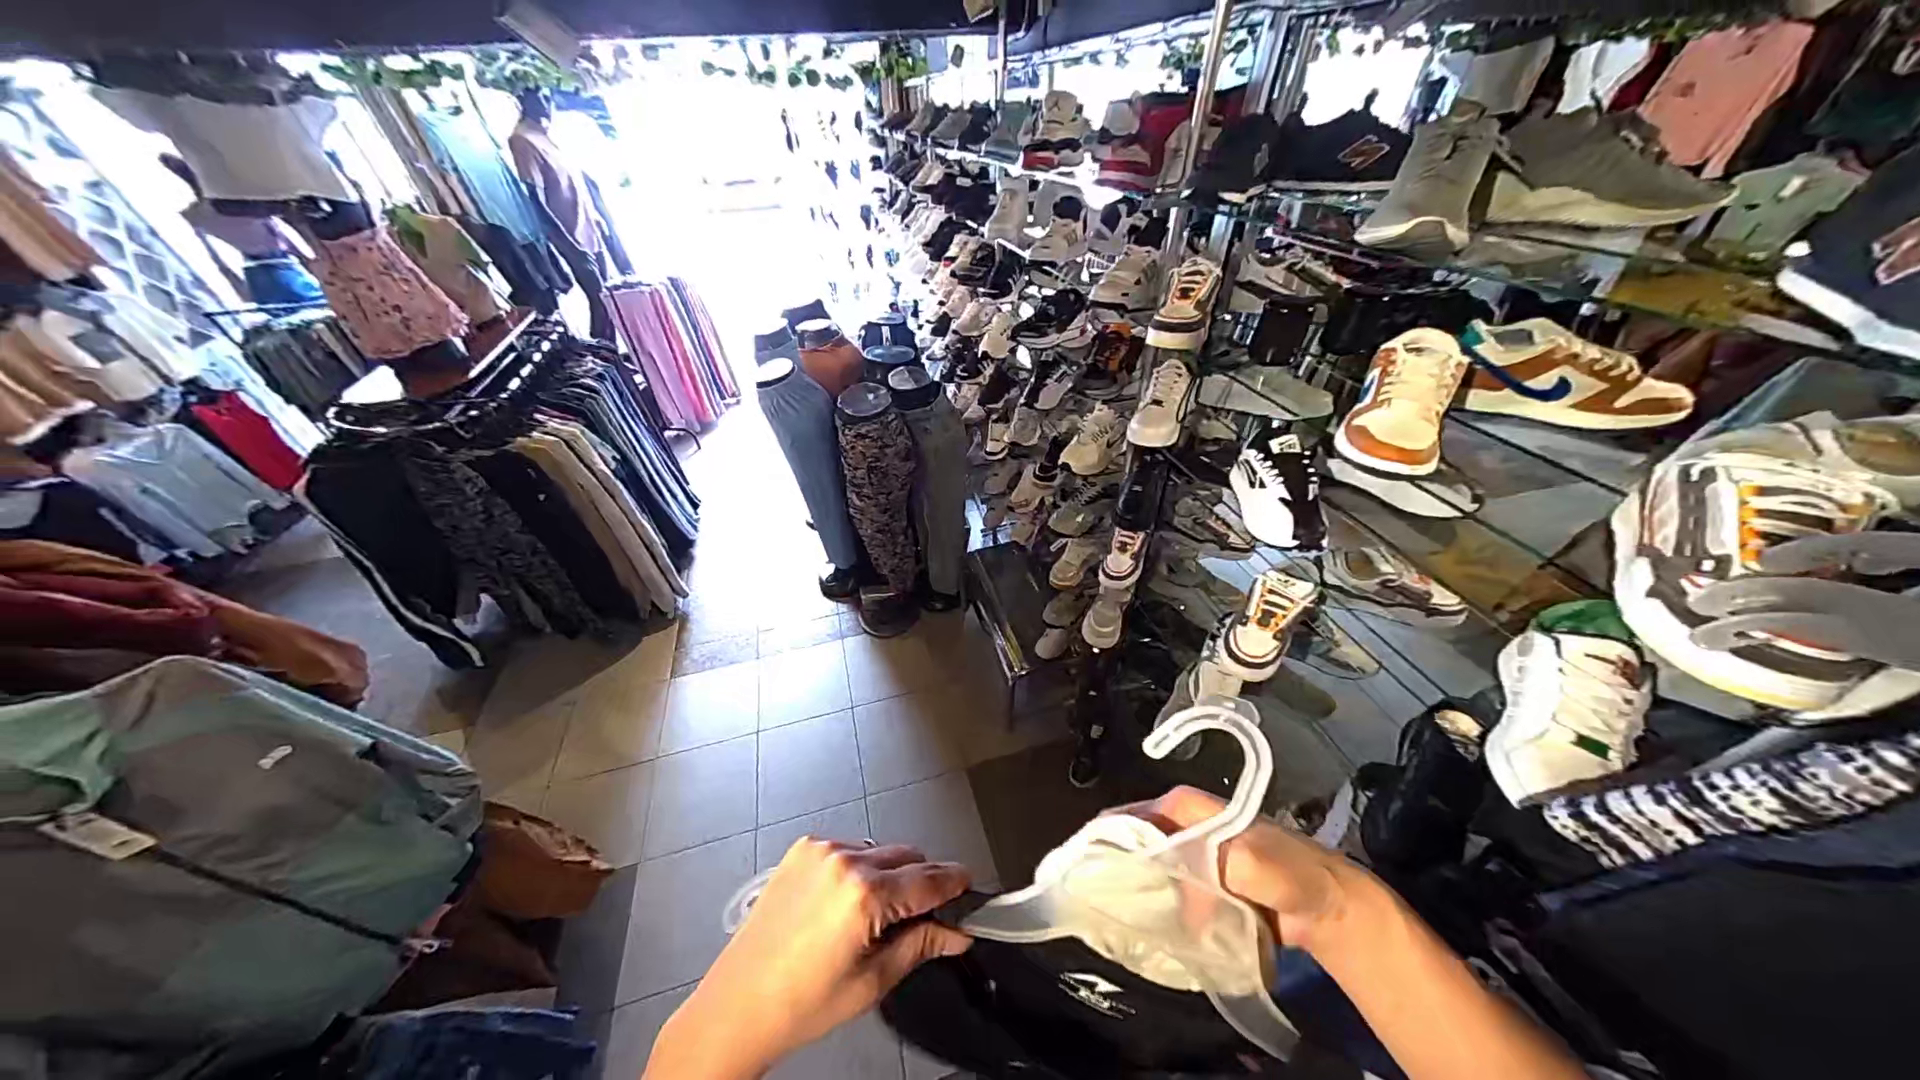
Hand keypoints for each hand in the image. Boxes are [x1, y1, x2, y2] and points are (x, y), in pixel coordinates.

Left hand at [646, 840, 971, 1078]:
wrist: (737, 1004)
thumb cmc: (800, 1003)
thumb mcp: (872, 982)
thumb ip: (921, 945)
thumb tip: (957, 933)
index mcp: (865, 894)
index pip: (929, 879)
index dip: (955, 883)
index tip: (969, 888)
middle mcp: (844, 860)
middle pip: (908, 855)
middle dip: (922, 881)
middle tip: (921, 917)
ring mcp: (820, 850)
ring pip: (880, 849)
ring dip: (891, 872)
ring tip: (877, 915)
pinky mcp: (802, 850)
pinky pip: (850, 848)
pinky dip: (860, 867)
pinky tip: (846, 903)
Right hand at [1108, 785, 1358, 951]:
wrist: (1328, 908)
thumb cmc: (1293, 875)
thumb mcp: (1261, 864)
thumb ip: (1224, 861)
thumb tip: (1185, 870)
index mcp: (1197, 810)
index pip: (1146, 811)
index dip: (1118, 827)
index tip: (1091, 849)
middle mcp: (1192, 827)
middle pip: (1144, 835)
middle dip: (1120, 855)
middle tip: (1096, 882)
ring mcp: (1198, 854)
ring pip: (1155, 861)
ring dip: (1139, 882)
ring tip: (1115, 904)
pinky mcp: (1204, 881)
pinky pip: (1172, 886)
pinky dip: (1160, 900)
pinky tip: (1149, 919)